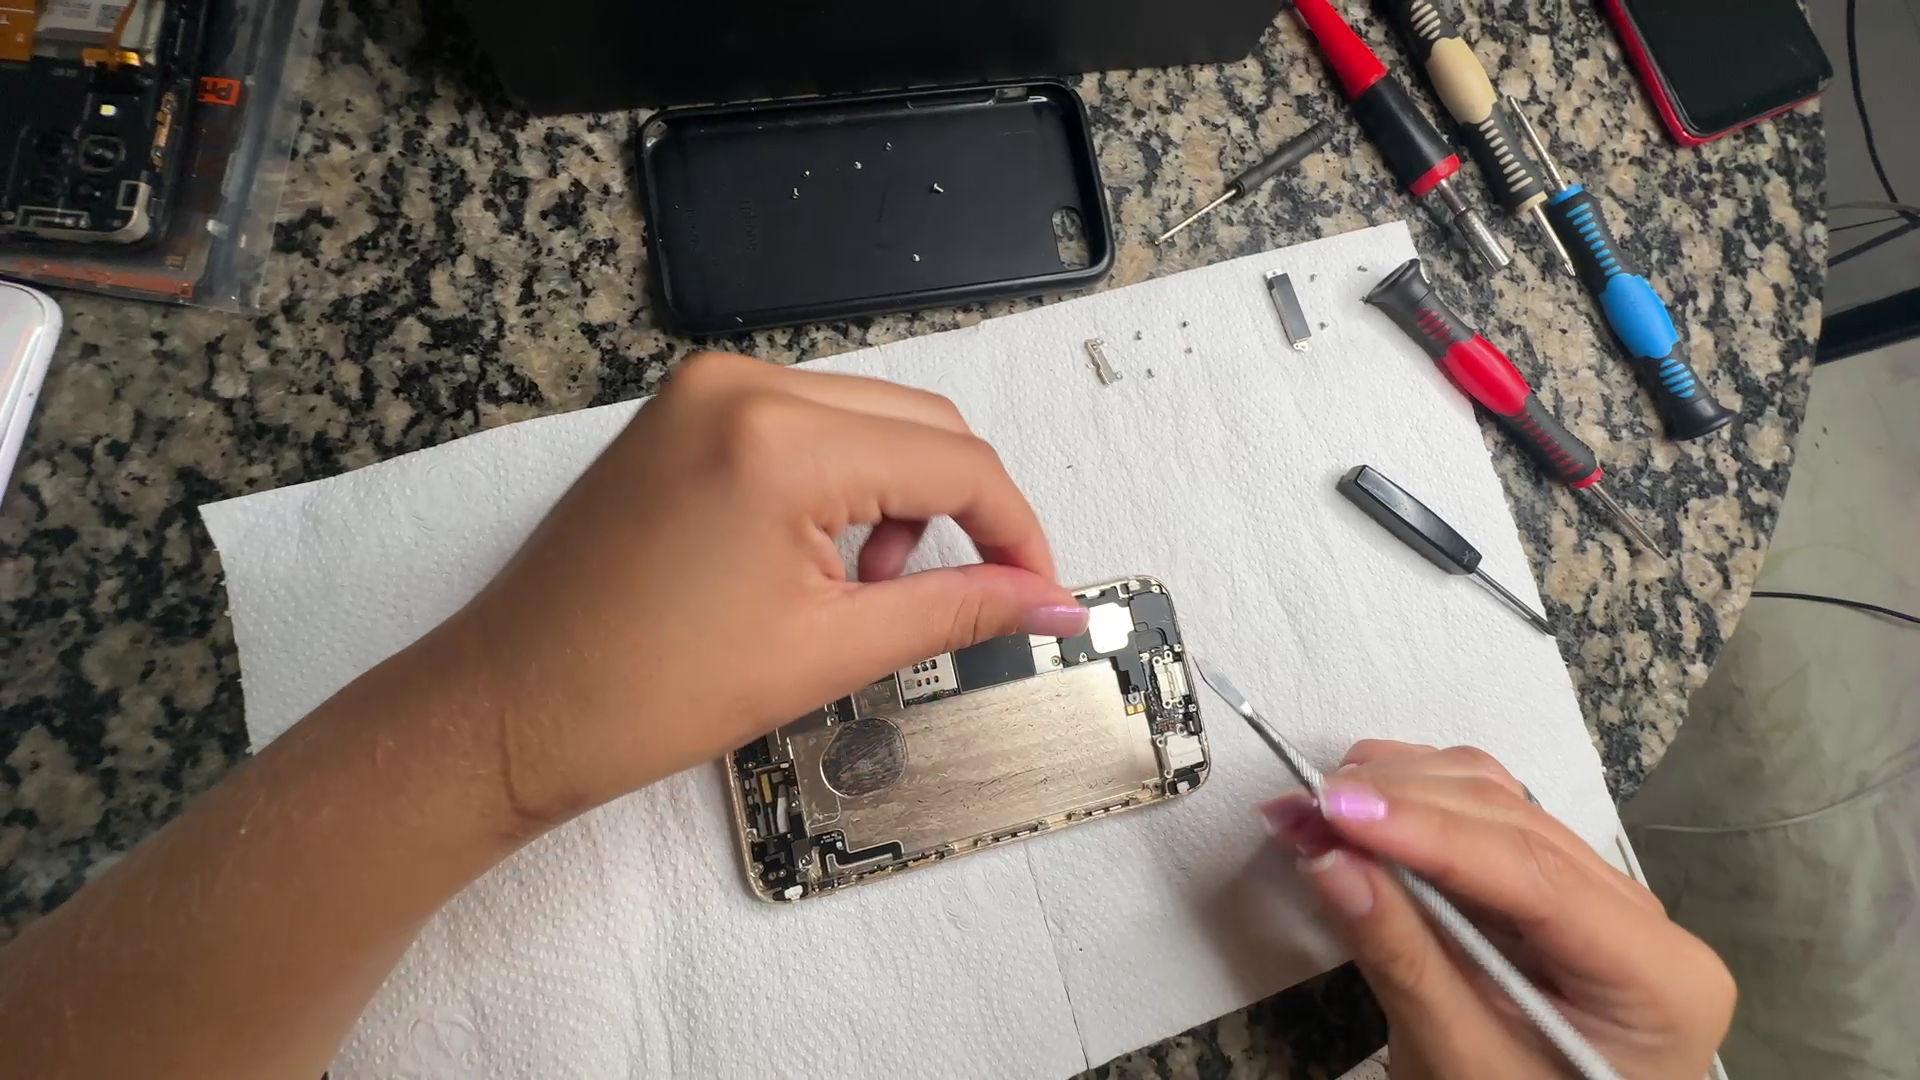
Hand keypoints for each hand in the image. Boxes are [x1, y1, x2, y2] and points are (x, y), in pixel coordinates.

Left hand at [436, 352, 1087, 827]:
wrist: (510, 708)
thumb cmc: (647, 693)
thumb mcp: (832, 651)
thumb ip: (959, 610)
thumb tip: (1047, 601)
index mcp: (780, 440)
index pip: (956, 463)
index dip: (1017, 530)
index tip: (1037, 589)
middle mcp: (745, 383)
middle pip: (923, 426)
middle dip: (967, 511)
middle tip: (973, 589)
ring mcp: (711, 387)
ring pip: (873, 419)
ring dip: (907, 495)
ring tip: (875, 582)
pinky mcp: (693, 409)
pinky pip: (816, 422)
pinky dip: (852, 480)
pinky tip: (828, 548)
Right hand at [1262, 742, 1733, 1079]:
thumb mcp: (1458, 1060)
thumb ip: (1400, 958)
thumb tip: (1325, 858)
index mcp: (1654, 975)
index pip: (1533, 871)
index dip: (1426, 830)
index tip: (1332, 808)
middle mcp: (1628, 906)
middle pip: (1502, 816)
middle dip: (1390, 802)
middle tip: (1296, 809)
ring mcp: (1579, 875)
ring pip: (1480, 788)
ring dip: (1386, 785)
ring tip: (1305, 808)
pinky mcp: (1525, 860)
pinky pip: (1463, 795)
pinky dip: (1397, 788)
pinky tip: (1347, 800)